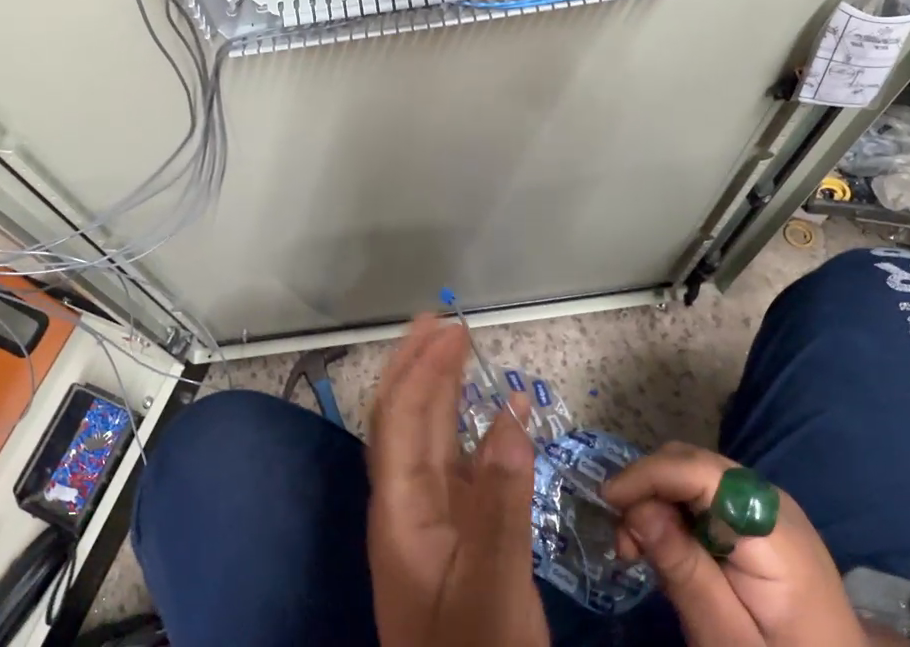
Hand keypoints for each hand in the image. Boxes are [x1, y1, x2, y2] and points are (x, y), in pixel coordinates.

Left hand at [367, 315, 546, 646]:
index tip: (444, 324)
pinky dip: (481, 440)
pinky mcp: (458, 544)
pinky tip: (505, 422)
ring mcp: (432, 527)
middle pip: (408, 422)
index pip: (400, 420)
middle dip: (422, 368)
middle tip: (445, 321)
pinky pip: (465, 476)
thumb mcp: (491, 588)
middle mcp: (408, 509)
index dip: (419, 367)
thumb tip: (509, 417)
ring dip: (447, 396)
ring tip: (467, 355)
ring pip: (434, 445)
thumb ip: (501, 503)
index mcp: (400, 512)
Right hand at [605, 443, 866, 646]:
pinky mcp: (762, 517)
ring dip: (656, 498)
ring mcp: (769, 504)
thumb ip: (684, 570)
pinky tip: (666, 546)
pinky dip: (675, 508)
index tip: (606, 501)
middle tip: (624, 543)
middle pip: (692, 462)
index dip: (647, 474)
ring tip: (638, 550)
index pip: (699, 470)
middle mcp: (771, 499)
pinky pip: (707, 493)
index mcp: (771, 528)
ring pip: (693, 472)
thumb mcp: (725, 635)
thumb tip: (636, 508)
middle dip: (646, 488)